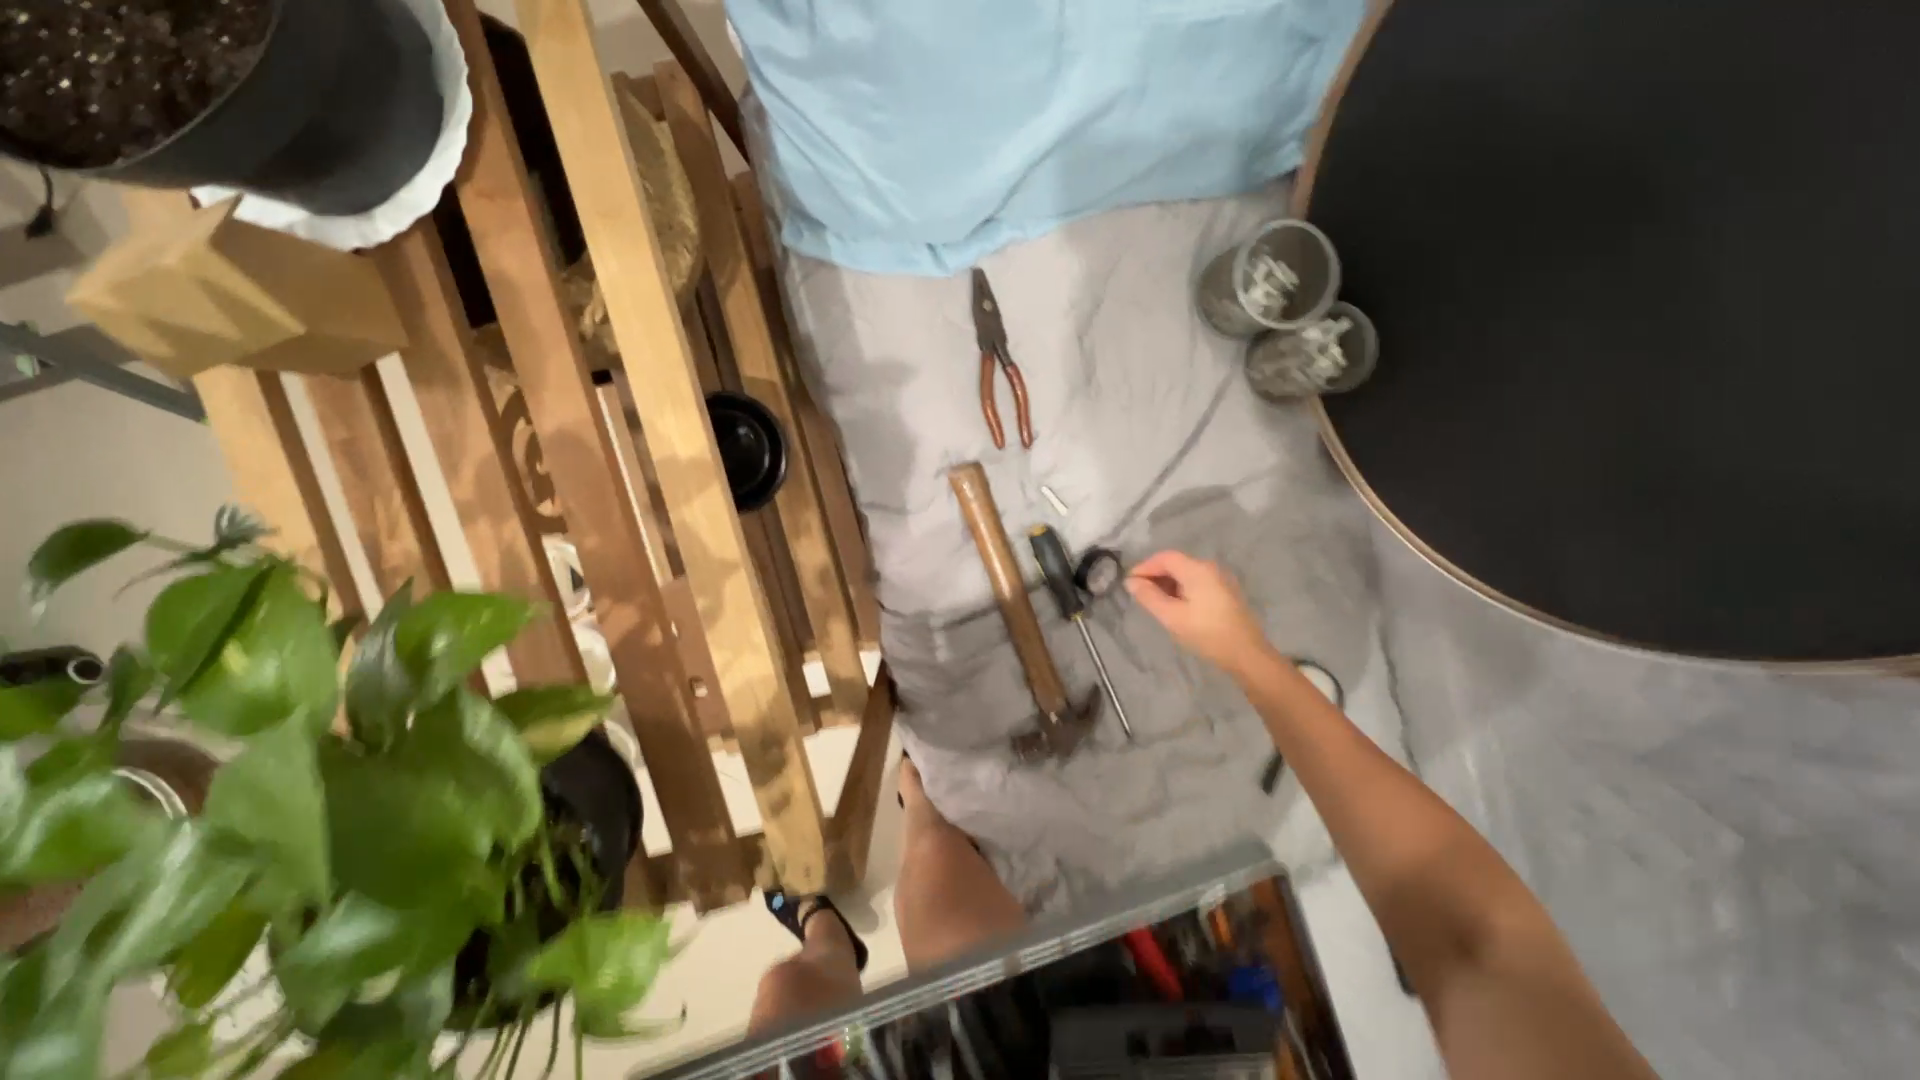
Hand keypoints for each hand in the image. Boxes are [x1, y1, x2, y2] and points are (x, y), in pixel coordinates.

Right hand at [1124, 551, 1272, 675]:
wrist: (1246, 653)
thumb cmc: (1206, 633)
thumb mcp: (1172, 617)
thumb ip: (1149, 597)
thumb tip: (1131, 582)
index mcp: (1197, 569)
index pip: (1165, 557)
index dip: (1145, 567)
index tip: (1130, 583)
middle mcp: (1210, 568)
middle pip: (1176, 563)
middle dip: (1155, 575)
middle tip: (1140, 595)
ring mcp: (1220, 579)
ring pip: (1186, 573)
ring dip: (1168, 583)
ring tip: (1155, 603)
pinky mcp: (1225, 591)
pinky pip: (1197, 582)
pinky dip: (1182, 589)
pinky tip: (1176, 606)